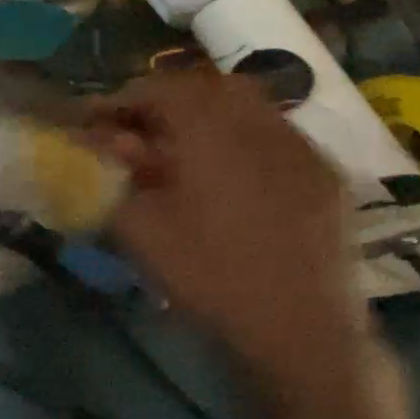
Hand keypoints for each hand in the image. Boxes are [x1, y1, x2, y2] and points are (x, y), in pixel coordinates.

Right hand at [84, 70, 361, 362]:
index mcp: (216, 137)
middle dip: (166, 98)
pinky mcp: (326, 179)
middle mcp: (266, 131)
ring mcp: (304, 153)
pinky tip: (222, 171)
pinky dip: (240, 136)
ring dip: (206, 114)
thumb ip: (116, 171)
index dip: (122, 97)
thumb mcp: (138, 224)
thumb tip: (99, 139)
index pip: (164, 89)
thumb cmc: (207, 274)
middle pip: (212, 86)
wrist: (299, 332)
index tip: (92, 119)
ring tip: (175, 146)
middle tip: (134, 126)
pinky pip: (277, 134)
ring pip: (250, 106)